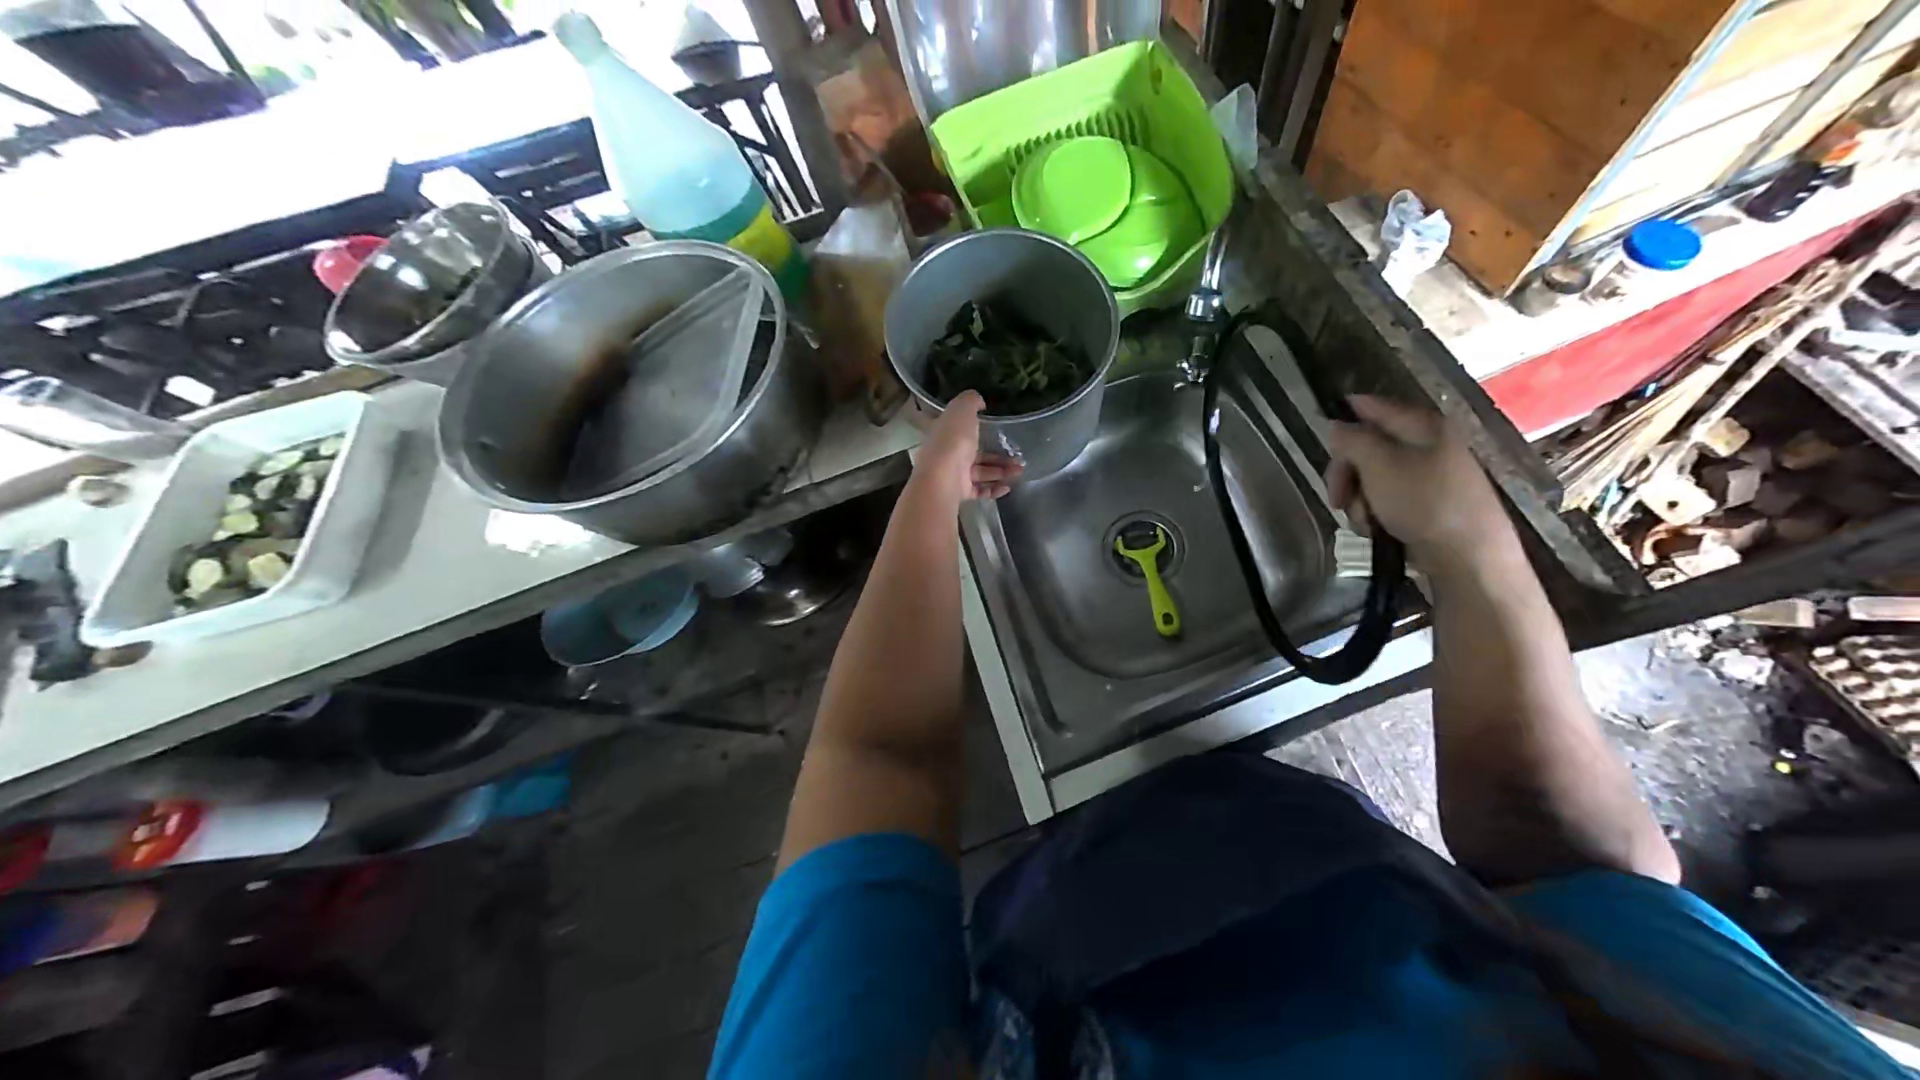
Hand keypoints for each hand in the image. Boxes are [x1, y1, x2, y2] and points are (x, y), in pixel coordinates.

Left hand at [915, 391, 1022, 500]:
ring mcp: (954, 475)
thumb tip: (980, 402)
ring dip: (1002, 472)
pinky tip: (1007, 488)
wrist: (943, 476)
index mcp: (946, 433)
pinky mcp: (961, 492)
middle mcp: (949, 454)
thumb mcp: (962, 410)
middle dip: (999, 456)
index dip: (979, 430)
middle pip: (977, 454)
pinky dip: (994, 490)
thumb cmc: (953, 439)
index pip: (962, 429)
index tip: (998, 431)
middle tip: (1019, 457)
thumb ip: (971, 401)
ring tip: (1020, 471)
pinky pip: (980, 491)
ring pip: (981, 473)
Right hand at [1324, 395, 1514, 569]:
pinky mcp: (1426, 503)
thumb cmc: (1423, 502)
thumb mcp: (1379, 465)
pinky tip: (1374, 528)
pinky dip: (1373, 512)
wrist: (1466, 554)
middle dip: (1347, 471)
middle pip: (1369, 447)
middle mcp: (1428, 445)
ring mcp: (1428, 476)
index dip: (1347, 413)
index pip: (1376, 407)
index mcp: (1423, 427)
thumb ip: (1352, 440)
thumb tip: (1335, 426)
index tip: (1322, 427)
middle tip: (1337, 496)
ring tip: (1362, 519)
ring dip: (1358, 498)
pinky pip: (1386, 498)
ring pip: (1373, 477)